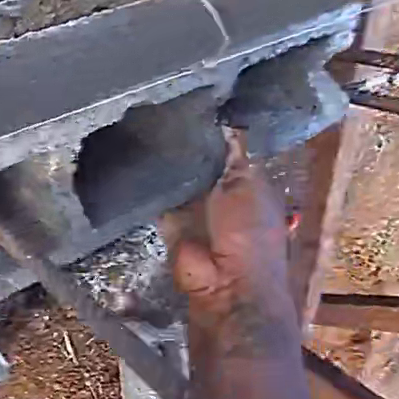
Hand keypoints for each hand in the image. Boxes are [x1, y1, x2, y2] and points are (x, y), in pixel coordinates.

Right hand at [160, 130, 302, 359]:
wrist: (225, 286)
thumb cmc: (250, 235)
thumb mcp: (249, 188)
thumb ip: (235, 158)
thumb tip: (224, 125)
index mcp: (252, 190)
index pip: (233, 156)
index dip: (219, 137)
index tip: (198, 112)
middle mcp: (224, 200)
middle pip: (204, 168)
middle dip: (192, 149)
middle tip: (170, 118)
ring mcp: (197, 214)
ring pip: (182, 183)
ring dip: (173, 168)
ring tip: (154, 134)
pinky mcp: (172, 228)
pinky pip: (163, 202)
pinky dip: (156, 189)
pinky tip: (145, 162)